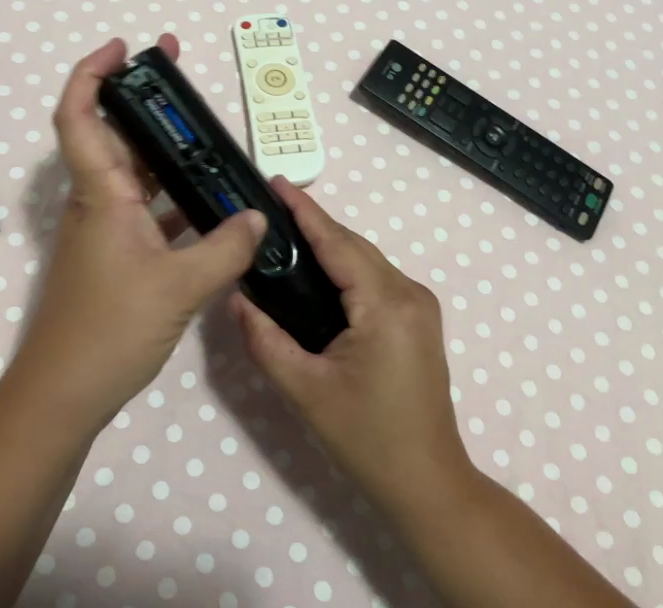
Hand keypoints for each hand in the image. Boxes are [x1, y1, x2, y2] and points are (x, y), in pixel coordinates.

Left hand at [4, 34, 267, 430]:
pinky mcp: (113, 257)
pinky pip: (144, 211)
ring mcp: (103, 232)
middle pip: (111, 135)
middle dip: (143, 99)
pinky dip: (171, 198)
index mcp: (101, 196)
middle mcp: (97, 203)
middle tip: (180, 74)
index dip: (92, 74)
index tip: (124, 49)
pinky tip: (208, 205)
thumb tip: (257, 218)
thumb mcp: (180, 289)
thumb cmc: (110, 332)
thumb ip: (225, 248)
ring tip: (205, 134)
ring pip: (131, 174)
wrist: (63, 395)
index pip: (79, 117)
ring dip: (162, 150)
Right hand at [230, 177, 474, 513]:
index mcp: (386, 304)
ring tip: (286, 234)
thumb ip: (265, 340)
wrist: (425, 480)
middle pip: (354, 246)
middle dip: (314, 225)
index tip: (276, 182)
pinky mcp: (419, 319)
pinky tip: (317, 271)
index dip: (305, 211)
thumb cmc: (365, 437)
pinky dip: (346, 268)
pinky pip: (376, 279)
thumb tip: (236, 299)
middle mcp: (410, 293)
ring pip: (367, 261)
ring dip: (330, 246)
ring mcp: (420, 305)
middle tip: (270, 209)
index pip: (338, 243)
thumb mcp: (305, 390)